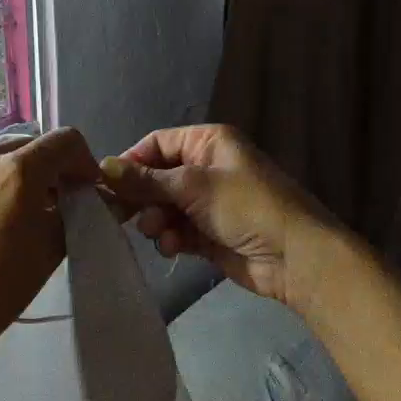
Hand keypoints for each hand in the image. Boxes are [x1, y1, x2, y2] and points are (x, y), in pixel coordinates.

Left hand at [0, 127, 100, 356]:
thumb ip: (80, 210)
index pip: (65, 140)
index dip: (84, 161)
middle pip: (31, 145)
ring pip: (0, 155)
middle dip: (50, 167)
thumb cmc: (7, 280)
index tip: (85, 187)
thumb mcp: (54, 243)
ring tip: (20, 207)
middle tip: (56, 200)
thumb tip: (103, 196)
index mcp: (18, 168)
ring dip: (18, 172)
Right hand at [101, 124, 340, 313]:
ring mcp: (209, 203)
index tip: (107, 185)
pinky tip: (173, 248)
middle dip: (141, 197)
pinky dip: (171, 238)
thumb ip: (145, 180)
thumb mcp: (193, 186)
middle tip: (121, 216)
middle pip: (157, 178)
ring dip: (156, 221)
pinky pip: (178, 231)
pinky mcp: (210, 234)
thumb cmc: (247, 207)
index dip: (132, 162)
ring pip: (164, 207)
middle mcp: (206, 168)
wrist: (297, 258)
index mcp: (208, 143)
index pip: (157, 144)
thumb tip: (103, 167)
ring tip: (158, 233)